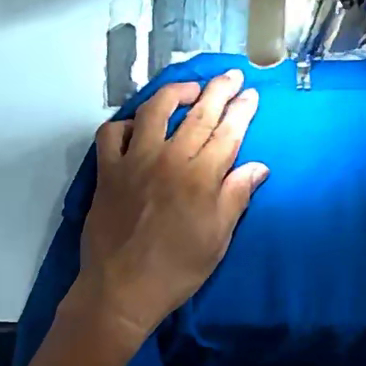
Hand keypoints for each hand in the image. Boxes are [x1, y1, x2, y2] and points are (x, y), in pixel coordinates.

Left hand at [77, 70, 268, 338]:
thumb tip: (257, 167)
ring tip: (188, 89)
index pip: (228, 133)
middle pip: (197, 114)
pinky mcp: (107, 172)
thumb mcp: (216, 240)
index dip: (241, 110)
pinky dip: (125, 123)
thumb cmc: (176, 271)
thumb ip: (235, 198)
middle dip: (218, 91)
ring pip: (154, 111)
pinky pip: (111, 134)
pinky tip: (138, 125)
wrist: (121, 289)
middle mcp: (168, 160)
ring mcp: (134, 162)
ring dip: (174, 93)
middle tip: (231, 76)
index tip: (250, 94)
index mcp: (201, 178)